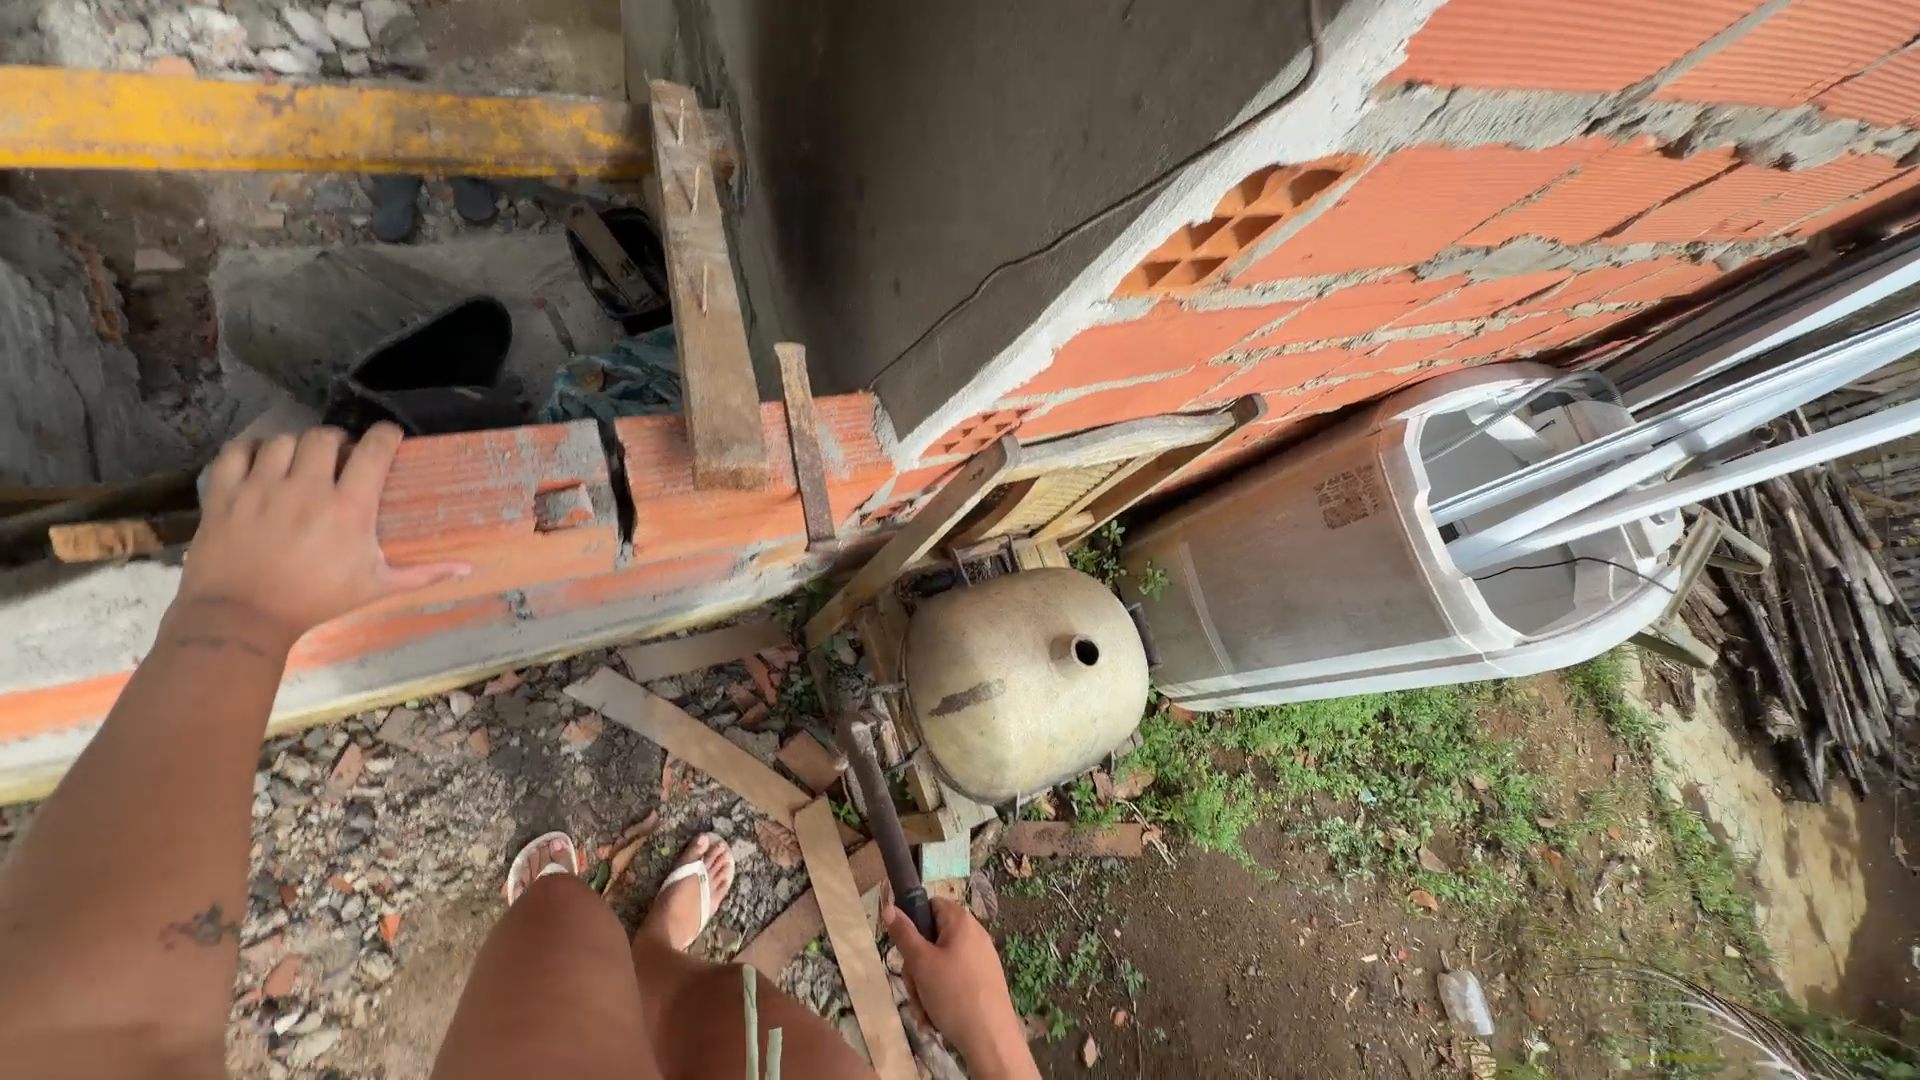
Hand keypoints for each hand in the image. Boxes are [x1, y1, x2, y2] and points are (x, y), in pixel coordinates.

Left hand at [173, 423, 469, 647]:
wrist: (244, 614)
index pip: (373, 451)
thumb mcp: (378, 586)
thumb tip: (468, 568)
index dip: (385, 435)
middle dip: (337, 439)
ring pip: (281, 442)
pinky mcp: (225, 495)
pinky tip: (260, 462)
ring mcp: (261, 489)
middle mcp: (307, 488)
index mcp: (350, 507)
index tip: (389, 435)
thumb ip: (425, 572)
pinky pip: (235, 453)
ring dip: (296, 446)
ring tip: (302, 460)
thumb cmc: (319, 599)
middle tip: (342, 454)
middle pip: (323, 438)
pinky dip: (249, 450)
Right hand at [883, 899, 1035, 1076]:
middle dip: (916, 969)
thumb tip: (889, 906)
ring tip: (924, 1014)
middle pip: (931, 940)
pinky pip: (953, 981)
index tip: (905, 950)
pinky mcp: (983, 982)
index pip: (930, 905)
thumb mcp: (921, 963)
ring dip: (925, 989)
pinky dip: (941, 998)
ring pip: (939, 965)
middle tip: (915, 990)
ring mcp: (980, 959)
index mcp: (961, 921)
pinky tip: (935, 1021)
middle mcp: (973, 934)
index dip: (913, 924)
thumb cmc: (954, 994)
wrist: (992, 1040)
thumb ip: (903, 934)